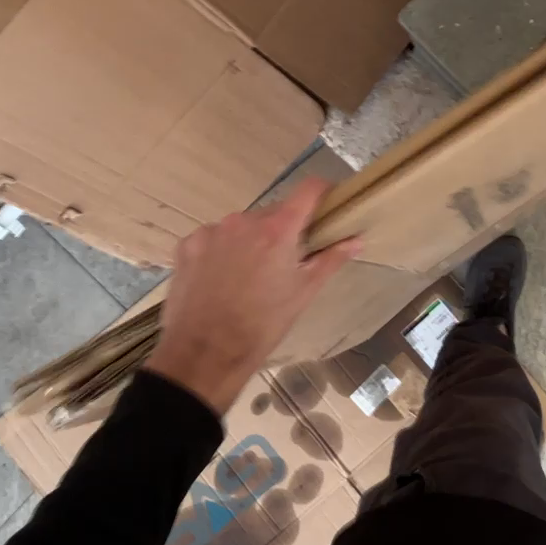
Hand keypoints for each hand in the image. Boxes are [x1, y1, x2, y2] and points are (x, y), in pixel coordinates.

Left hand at [144, 178, 360, 413]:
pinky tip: (219, 279)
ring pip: (242, 226)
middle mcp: (244, 221)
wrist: (205, 354)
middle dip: (282, 230)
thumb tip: (357, 239)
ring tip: (247, 276)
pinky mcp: (188, 244)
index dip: (321, 192)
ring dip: (250, 241)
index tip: (326, 205)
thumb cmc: (263, 325)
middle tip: (283, 261)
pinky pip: (213, 238)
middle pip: (273, 213)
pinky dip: (220, 251)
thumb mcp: (303, 293)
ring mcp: (212, 231)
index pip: (308, 189)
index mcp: (278, 230)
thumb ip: (330, 259)